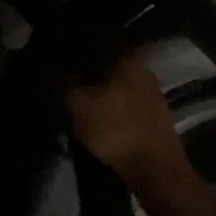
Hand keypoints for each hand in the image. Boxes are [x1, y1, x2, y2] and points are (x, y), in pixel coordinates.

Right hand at [62, 55, 185, 184]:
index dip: (78, 51)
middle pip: (111, 67)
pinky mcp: (158, 119)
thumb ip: (66, 83)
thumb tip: (58, 70)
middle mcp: (145, 72)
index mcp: (127, 61)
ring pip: (121, 87)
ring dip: (104, 94)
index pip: (98, 45)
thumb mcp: (78, 105)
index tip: (63, 59)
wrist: (156, 169)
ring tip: (84, 105)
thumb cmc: (115, 130)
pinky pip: (129, 106)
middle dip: (92, 75)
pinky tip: (103, 121)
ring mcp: (155, 96)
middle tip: (71, 83)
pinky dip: (116, 111)